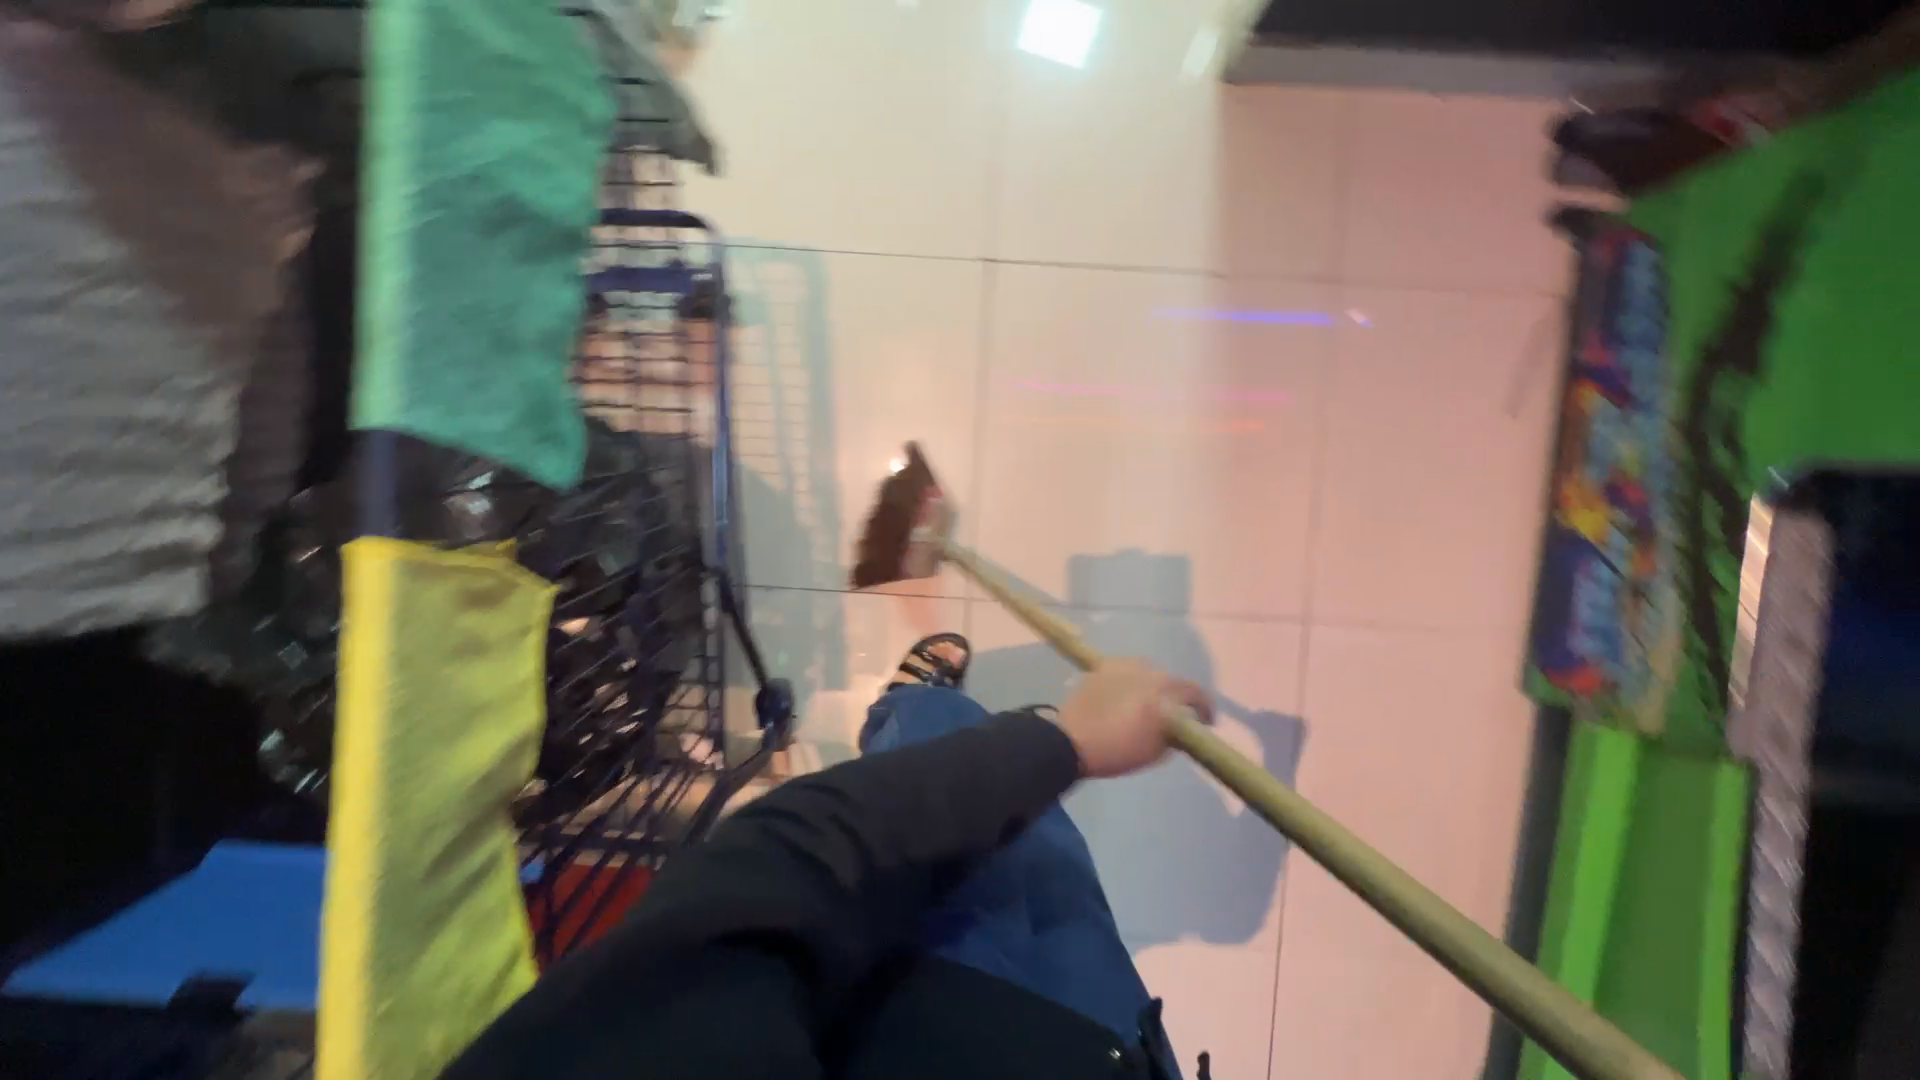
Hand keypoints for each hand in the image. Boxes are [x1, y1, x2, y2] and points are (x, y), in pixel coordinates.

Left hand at [1054, 659, 1211, 778]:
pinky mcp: (1103, 667)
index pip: (1195, 693)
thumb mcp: (1156, 750)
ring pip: (1150, 672)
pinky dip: (1134, 680)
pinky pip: (1127, 670)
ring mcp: (1123, 666)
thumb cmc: (1116, 751)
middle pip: (1172, 680)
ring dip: (1156, 685)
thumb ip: (1175, 733)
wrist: (1070, 741)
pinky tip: (1128, 693)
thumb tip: (1182, 724)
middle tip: (1177, 714)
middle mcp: (1147, 672)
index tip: (1207, 722)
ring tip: (1151, 702)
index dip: (1205, 707)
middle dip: (1178, 696)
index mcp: (1164, 693)